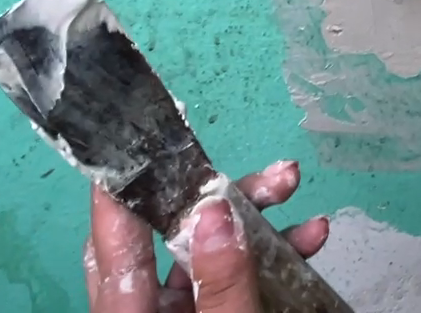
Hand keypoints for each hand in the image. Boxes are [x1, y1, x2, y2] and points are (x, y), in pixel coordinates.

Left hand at [84, 161, 329, 312]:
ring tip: (301, 200)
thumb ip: (221, 287)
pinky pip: (228, 279)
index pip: (114, 240)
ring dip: (256, 220)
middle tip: (276, 174)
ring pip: (207, 252)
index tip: (137, 134)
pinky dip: (266, 254)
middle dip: (224, 194)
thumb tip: (214, 209)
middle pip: (170, 236)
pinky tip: (307, 242)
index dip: (122, 182)